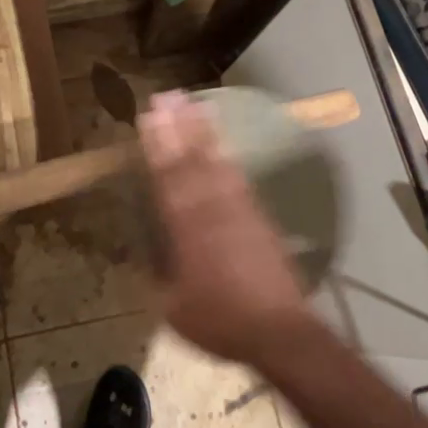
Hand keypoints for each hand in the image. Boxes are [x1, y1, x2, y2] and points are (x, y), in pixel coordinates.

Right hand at [139, 91, 315, 367]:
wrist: (280, 332)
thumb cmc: (220, 323)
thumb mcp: (173, 307)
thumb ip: (160, 274)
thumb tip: (147, 253)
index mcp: (186, 231)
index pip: (168, 179)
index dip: (157, 145)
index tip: (149, 116)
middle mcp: (212, 211)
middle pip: (192, 161)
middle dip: (178, 126)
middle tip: (167, 95)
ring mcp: (239, 211)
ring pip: (217, 163)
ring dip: (203, 132)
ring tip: (195, 104)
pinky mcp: (260, 218)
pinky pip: (238, 177)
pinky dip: (228, 155)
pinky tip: (222, 144)